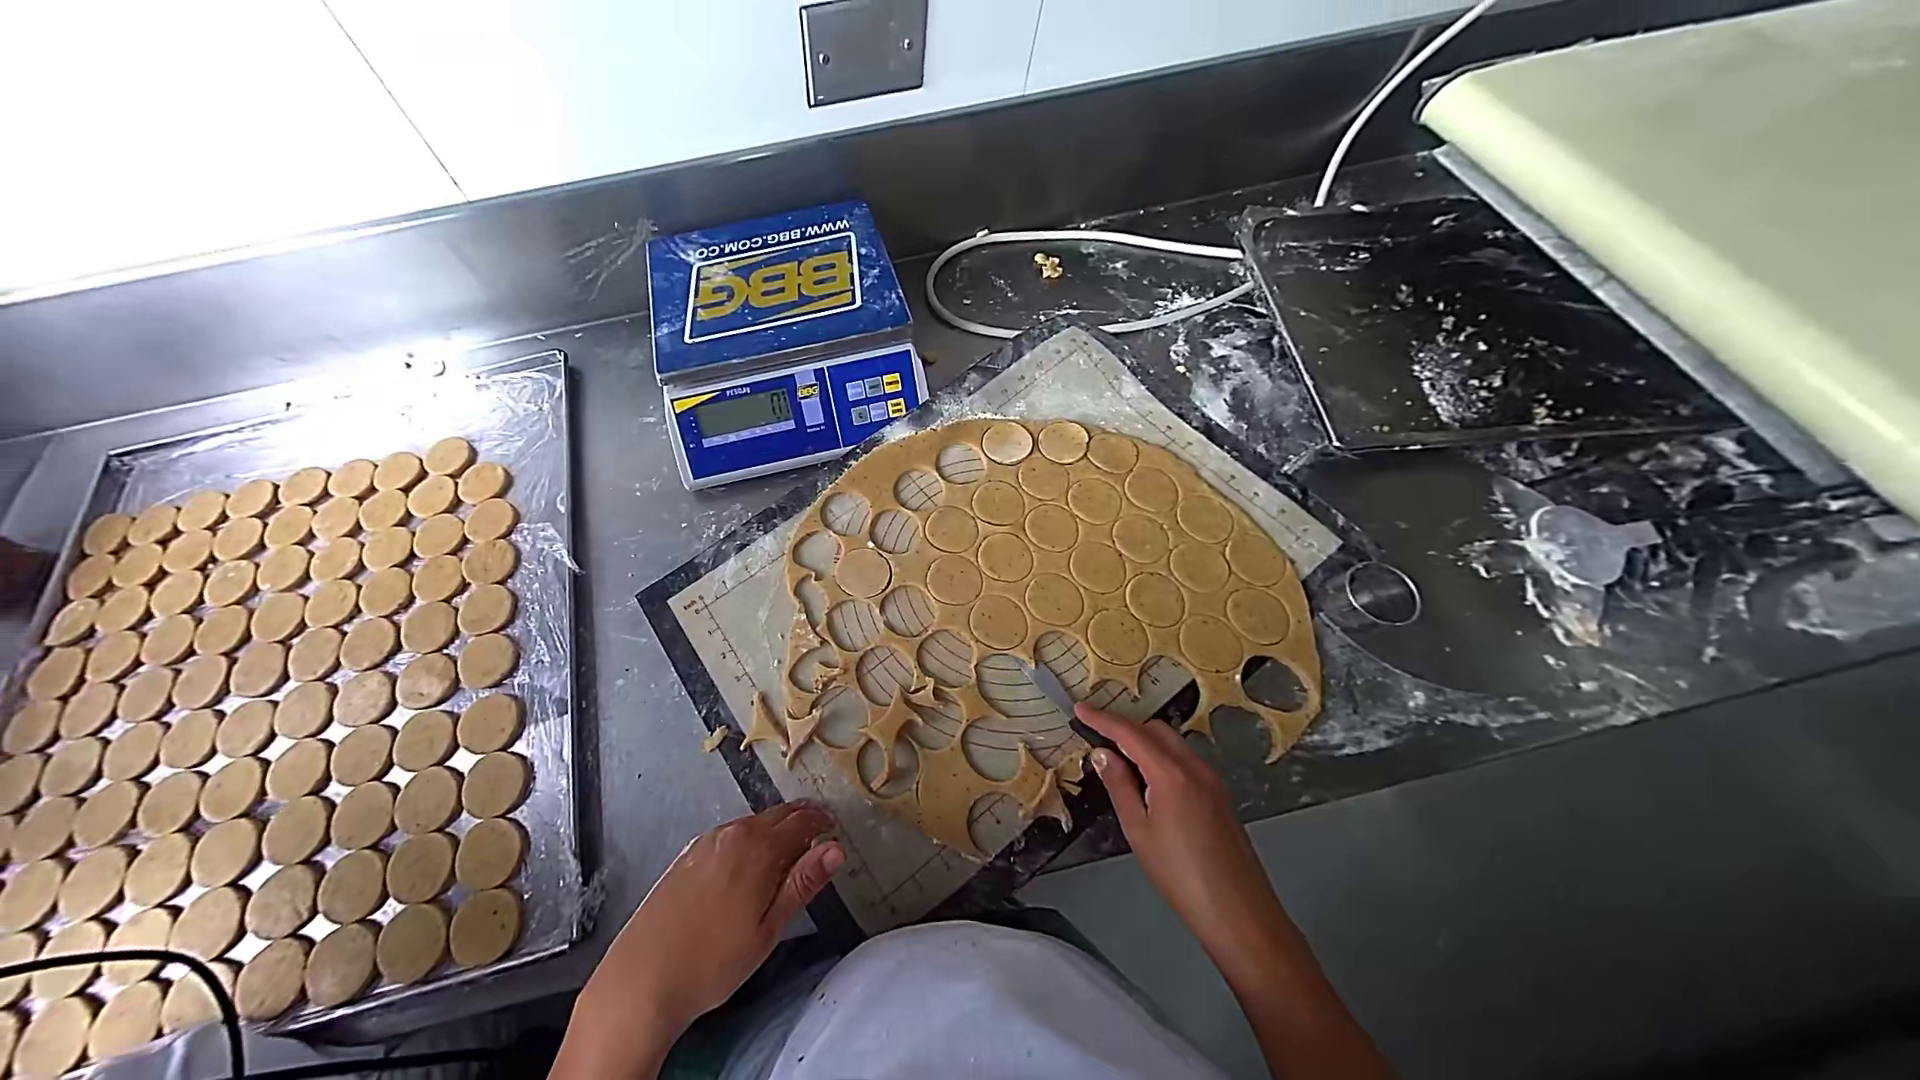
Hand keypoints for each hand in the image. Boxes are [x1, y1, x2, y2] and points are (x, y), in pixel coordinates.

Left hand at [551, 803, 842, 1078]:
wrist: (639, 982)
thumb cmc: (712, 963)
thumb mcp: (769, 928)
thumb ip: (803, 883)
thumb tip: (836, 850)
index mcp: (758, 848)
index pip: (801, 820)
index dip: (821, 821)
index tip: (833, 828)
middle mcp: (732, 835)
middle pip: (777, 815)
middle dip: (800, 821)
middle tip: (816, 838)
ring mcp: (706, 843)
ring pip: (752, 824)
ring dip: (774, 831)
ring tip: (785, 857)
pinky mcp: (687, 856)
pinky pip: (729, 836)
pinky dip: (748, 841)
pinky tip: (747, 868)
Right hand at [1079, 705, 1393, 1077]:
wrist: (1238, 913)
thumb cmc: (1181, 876)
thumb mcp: (1138, 830)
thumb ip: (1119, 785)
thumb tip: (1103, 754)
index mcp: (1171, 773)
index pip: (1130, 733)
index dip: (1102, 718)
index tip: (1081, 708)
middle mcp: (1195, 768)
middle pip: (1155, 730)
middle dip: (1125, 727)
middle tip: (1097, 738)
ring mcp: (1212, 780)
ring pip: (1172, 743)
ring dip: (1145, 742)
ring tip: (1119, 761)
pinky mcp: (1219, 795)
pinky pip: (1185, 761)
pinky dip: (1162, 758)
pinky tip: (1149, 780)